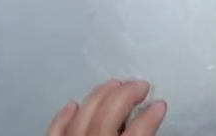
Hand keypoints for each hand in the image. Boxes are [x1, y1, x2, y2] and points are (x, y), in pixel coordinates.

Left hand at [46, 79, 165, 135]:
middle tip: (141, 85)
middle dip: (127, 95)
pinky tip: (73, 105)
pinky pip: (55, 131)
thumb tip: (151, 124)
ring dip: (100, 96)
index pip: (137, 133)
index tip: (160, 104)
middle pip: (108, 115)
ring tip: (114, 84)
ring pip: (83, 115)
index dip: (151, 116)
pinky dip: (63, 116)